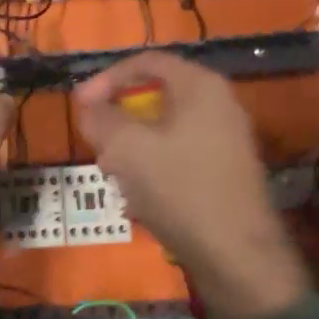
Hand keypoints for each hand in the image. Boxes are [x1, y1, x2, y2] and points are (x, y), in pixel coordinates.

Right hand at [73, 52, 309, 318]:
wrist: (238, 256)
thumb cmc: (181, 189)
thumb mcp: (128, 149)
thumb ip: (102, 119)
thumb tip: (90, 107)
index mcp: (201, 86)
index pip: (147, 61)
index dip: (106, 78)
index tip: (79, 105)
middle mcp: (220, 105)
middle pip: (157, 95)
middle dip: (119, 117)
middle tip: (96, 141)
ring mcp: (227, 140)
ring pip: (166, 129)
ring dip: (133, 145)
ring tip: (113, 173)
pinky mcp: (227, 173)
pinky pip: (181, 155)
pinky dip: (154, 166)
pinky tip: (139, 197)